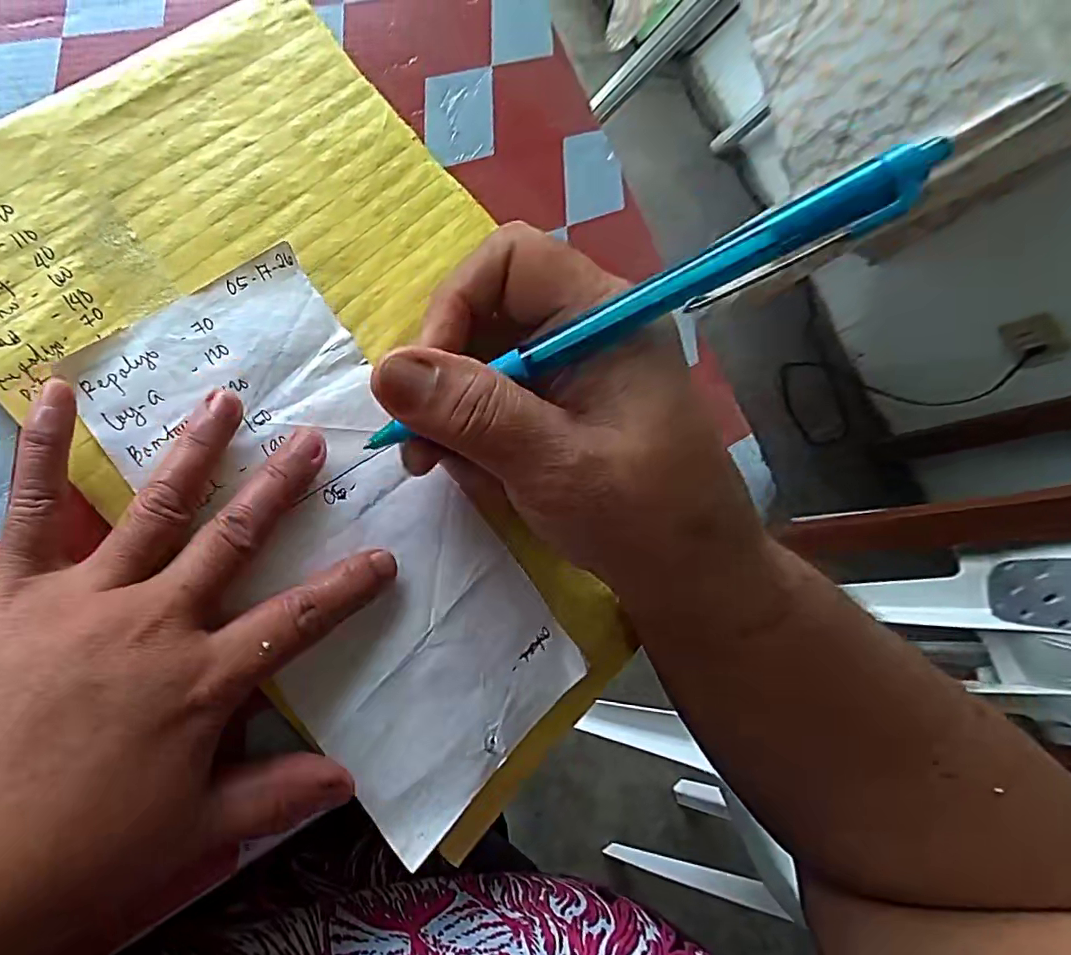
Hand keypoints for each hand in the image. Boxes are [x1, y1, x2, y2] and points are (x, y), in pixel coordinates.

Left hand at [0, 379, 395, 954]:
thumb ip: (272, 795)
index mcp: (201, 682)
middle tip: (309, 440)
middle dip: (276, 489)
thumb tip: (348, 779)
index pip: (294, 622)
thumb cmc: (77, 854)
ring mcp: (85, 596)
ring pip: (154, 509)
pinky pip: (33, 506)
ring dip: (194, 450)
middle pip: (230, 541)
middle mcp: (154, 622)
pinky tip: (57, 391)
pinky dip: (43, 446)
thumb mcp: (191, 834)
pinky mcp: (15, 588)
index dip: (344, 589)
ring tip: (224, 401)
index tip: (382, 555)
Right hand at [369, 223, 766, 613]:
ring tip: (433, 463)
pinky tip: (465, 471)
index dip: (453, 306)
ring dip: (441, 412)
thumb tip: (384, 370)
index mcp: (598, 318)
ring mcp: (560, 372)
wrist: (687, 576)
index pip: (506, 261)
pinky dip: (459, 434)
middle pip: (478, 313)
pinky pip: (481, 402)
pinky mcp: (546, 409)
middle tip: (418, 438)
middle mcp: (575, 332)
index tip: (423, 380)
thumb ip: (471, 412)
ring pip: (470, 362)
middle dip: (438, 375)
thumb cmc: (641, 518)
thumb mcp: (550, 464)